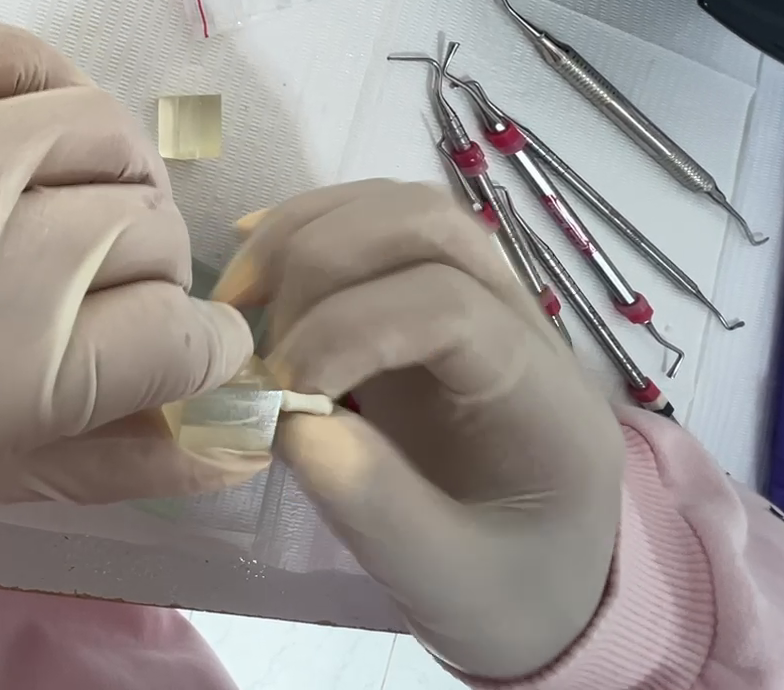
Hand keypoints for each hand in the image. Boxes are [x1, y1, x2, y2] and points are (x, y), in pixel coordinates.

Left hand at [0, 24, 261, 547]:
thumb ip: (112, 463)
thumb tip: (229, 446)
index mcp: (18, 373)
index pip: (178, 337)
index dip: (201, 349)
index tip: (188, 352)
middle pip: (149, 231)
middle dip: (158, 272)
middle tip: (119, 292)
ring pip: (99, 127)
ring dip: (120, 173)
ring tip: (87, 201)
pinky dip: (41, 75)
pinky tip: (37, 120)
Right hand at [216, 181, 623, 678]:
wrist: (540, 569)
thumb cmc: (501, 581)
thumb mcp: (446, 580)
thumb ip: (373, 504)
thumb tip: (283, 414)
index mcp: (542, 396)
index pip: (446, 305)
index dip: (346, 330)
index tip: (283, 390)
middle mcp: (518, 318)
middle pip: (423, 222)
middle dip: (316, 257)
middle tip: (248, 320)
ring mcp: (474, 289)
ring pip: (393, 203)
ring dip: (301, 230)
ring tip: (240, 288)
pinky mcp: (424, 284)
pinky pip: (368, 216)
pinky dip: (301, 222)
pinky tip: (250, 248)